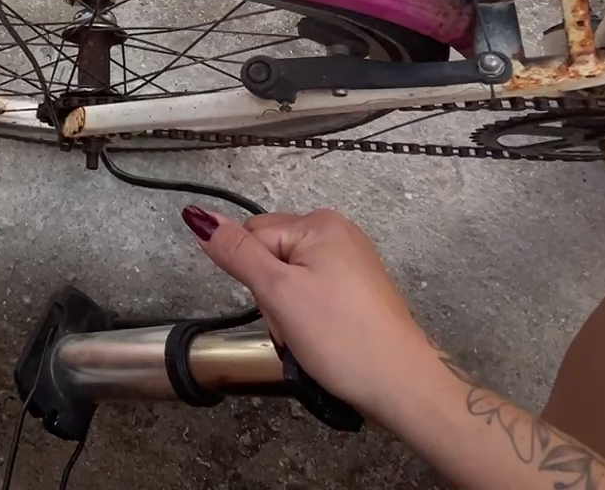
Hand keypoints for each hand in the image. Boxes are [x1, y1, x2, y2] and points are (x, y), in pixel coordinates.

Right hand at [183, 206, 440, 419]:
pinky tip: (322, 336)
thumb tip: (196, 215)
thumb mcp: (278, 292)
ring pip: (288, 277)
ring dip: (287, 308)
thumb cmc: (342, 338)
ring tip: (309, 337)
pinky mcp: (359, 287)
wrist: (407, 390)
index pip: (252, 237)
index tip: (278, 309)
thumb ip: (235, 252)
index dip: (254, 278)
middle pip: (270, 254)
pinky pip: (312, 289)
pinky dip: (308, 313)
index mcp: (318, 222)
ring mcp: (351, 259)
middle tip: (293, 327)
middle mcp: (336, 230)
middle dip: (271, 294)